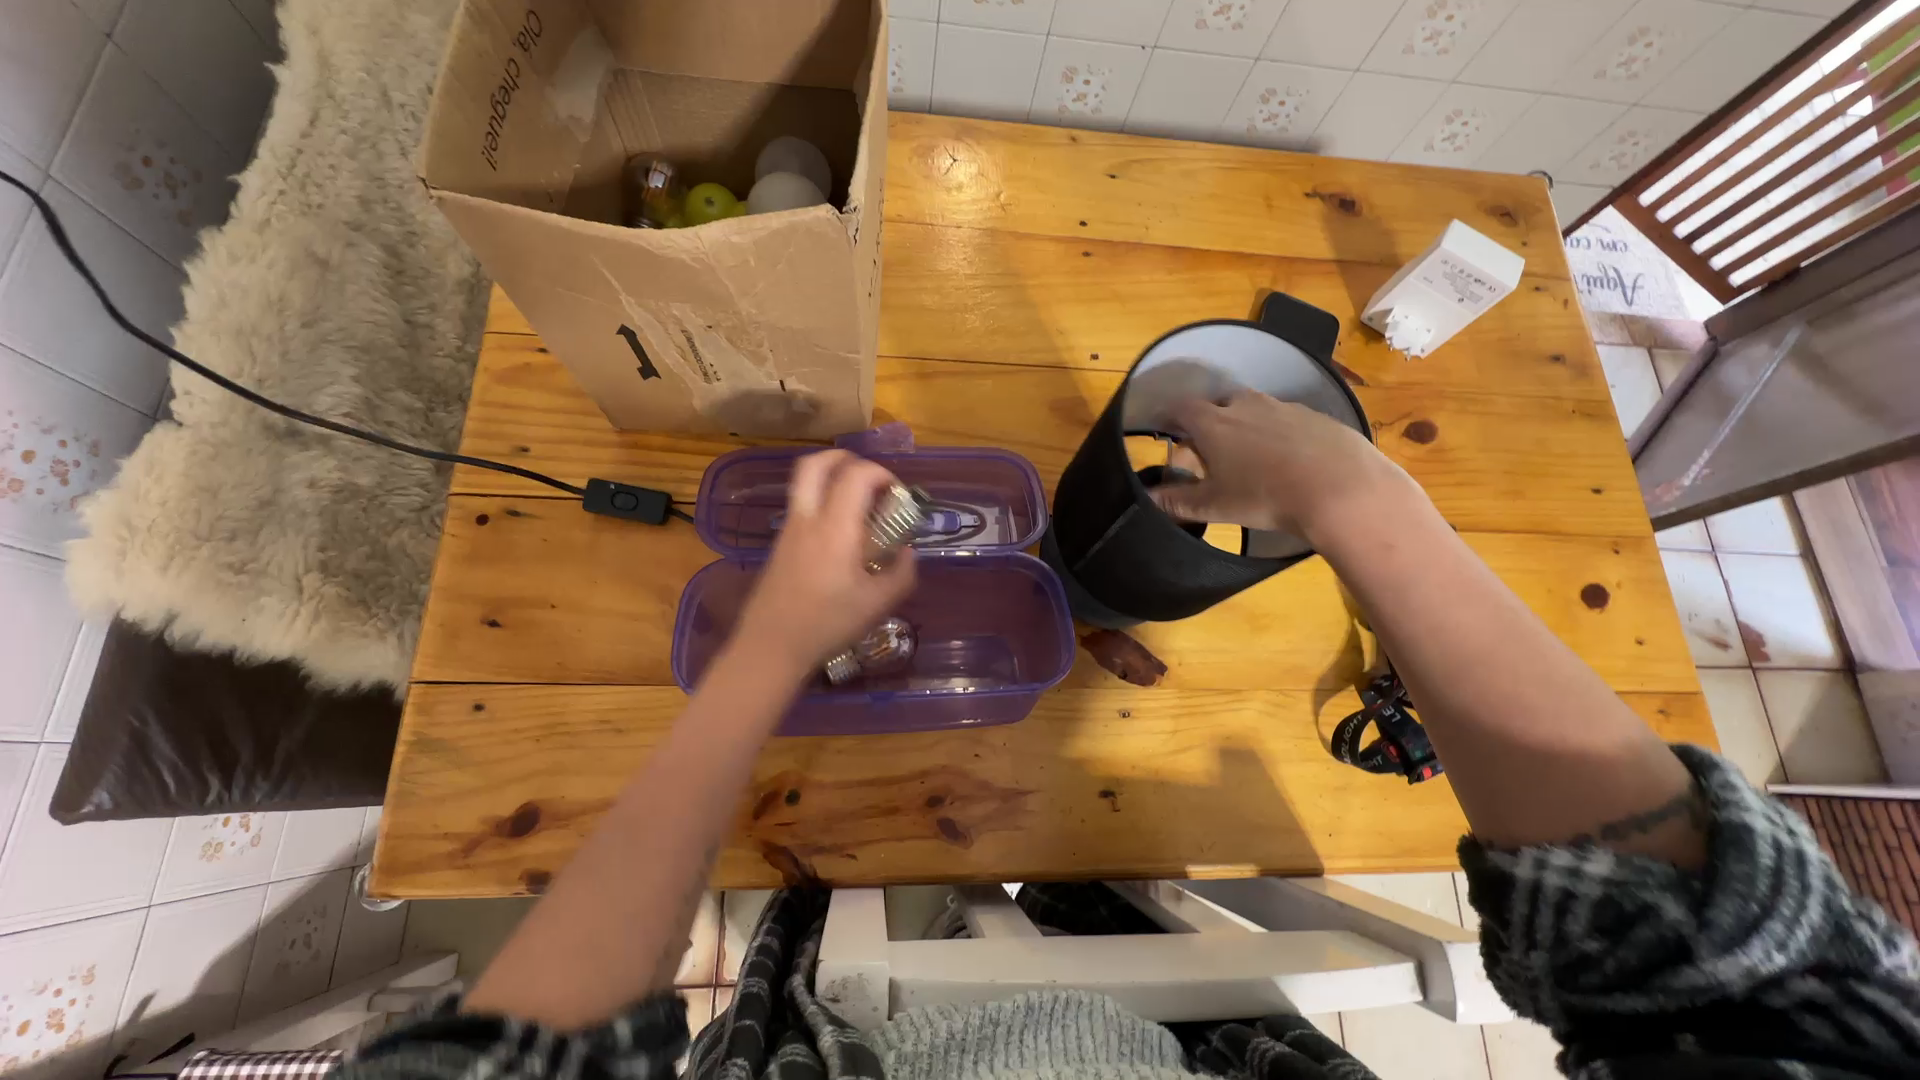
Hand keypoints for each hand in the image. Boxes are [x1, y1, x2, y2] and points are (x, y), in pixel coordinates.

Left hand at [728, 450, 917, 677]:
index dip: (882, 473)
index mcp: (836, 527)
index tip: (897, 493)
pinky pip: (801, 506)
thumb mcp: (878, 604)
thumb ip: (902, 573)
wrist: (771, 645)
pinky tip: (839, 533)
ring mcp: (788, 530)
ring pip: (804, 482)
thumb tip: (907, 552)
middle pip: (817, 463)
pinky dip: (822, 502)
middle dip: (846, 459)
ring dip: (831, 479)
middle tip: (869, 476)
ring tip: (856, 503)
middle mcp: (808, 519)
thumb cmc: (828, 624)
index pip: (857, 475)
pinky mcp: (779, 545)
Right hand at [1148, 390, 1420, 544]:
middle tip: (1210, 448)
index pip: (1181, 408)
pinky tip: (1288, 458)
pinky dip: (1278, 432)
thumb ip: (1176, 501)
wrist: (1340, 489)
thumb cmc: (1265, 497)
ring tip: (1250, 454)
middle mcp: (1245, 405)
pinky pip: (1286, 418)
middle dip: (1210, 420)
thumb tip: (1146, 499)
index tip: (1165, 430)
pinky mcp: (1315, 415)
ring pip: (1254, 408)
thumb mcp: (1214, 506)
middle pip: (1218, 403)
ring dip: (1245, 424)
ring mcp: (1283, 406)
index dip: (1169, 417)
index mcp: (1214, 423)